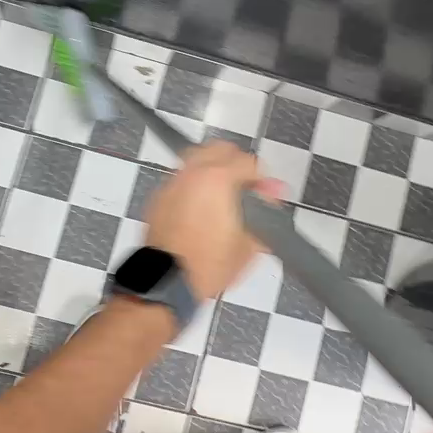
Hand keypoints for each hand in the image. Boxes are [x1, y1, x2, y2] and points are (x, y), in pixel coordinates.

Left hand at [142, 141, 283, 300]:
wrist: (168, 282)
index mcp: (219, 179)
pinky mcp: (158, 197)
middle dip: (236, 165)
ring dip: (213, 171)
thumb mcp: (249, 244)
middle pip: (220, 149)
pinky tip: (200, 208)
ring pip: (197, 160)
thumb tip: (274, 195)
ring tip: (223, 196)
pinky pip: (181, 179)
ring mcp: (172, 183)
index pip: (249, 162)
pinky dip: (193, 185)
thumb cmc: (209, 264)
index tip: (265, 194)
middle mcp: (193, 173)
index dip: (263, 179)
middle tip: (245, 189)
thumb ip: (265, 212)